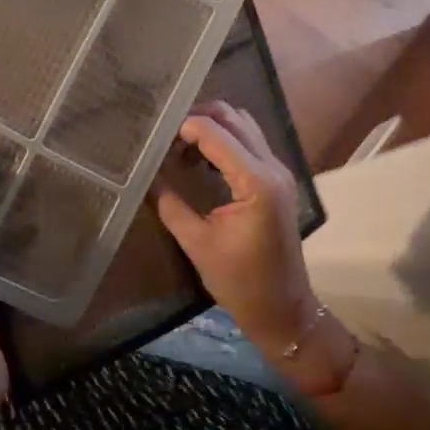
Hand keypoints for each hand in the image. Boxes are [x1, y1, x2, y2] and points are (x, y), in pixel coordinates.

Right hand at [155, 103, 322, 359]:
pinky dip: (225, 140)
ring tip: (182, 145)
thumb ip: (169, 203)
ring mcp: (279, 172)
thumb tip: (145, 173)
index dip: (183, 127)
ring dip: (213, 127)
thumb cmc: (240, 282)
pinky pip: (250, 142)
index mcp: (256, 182)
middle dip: (197, 118)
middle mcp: (272, 168)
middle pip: (233, 117)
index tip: (156, 136)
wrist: (284, 311)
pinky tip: (202, 159)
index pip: (215, 133)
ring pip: (243, 125)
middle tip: (167, 135)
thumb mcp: (196, 243)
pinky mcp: (277, 180)